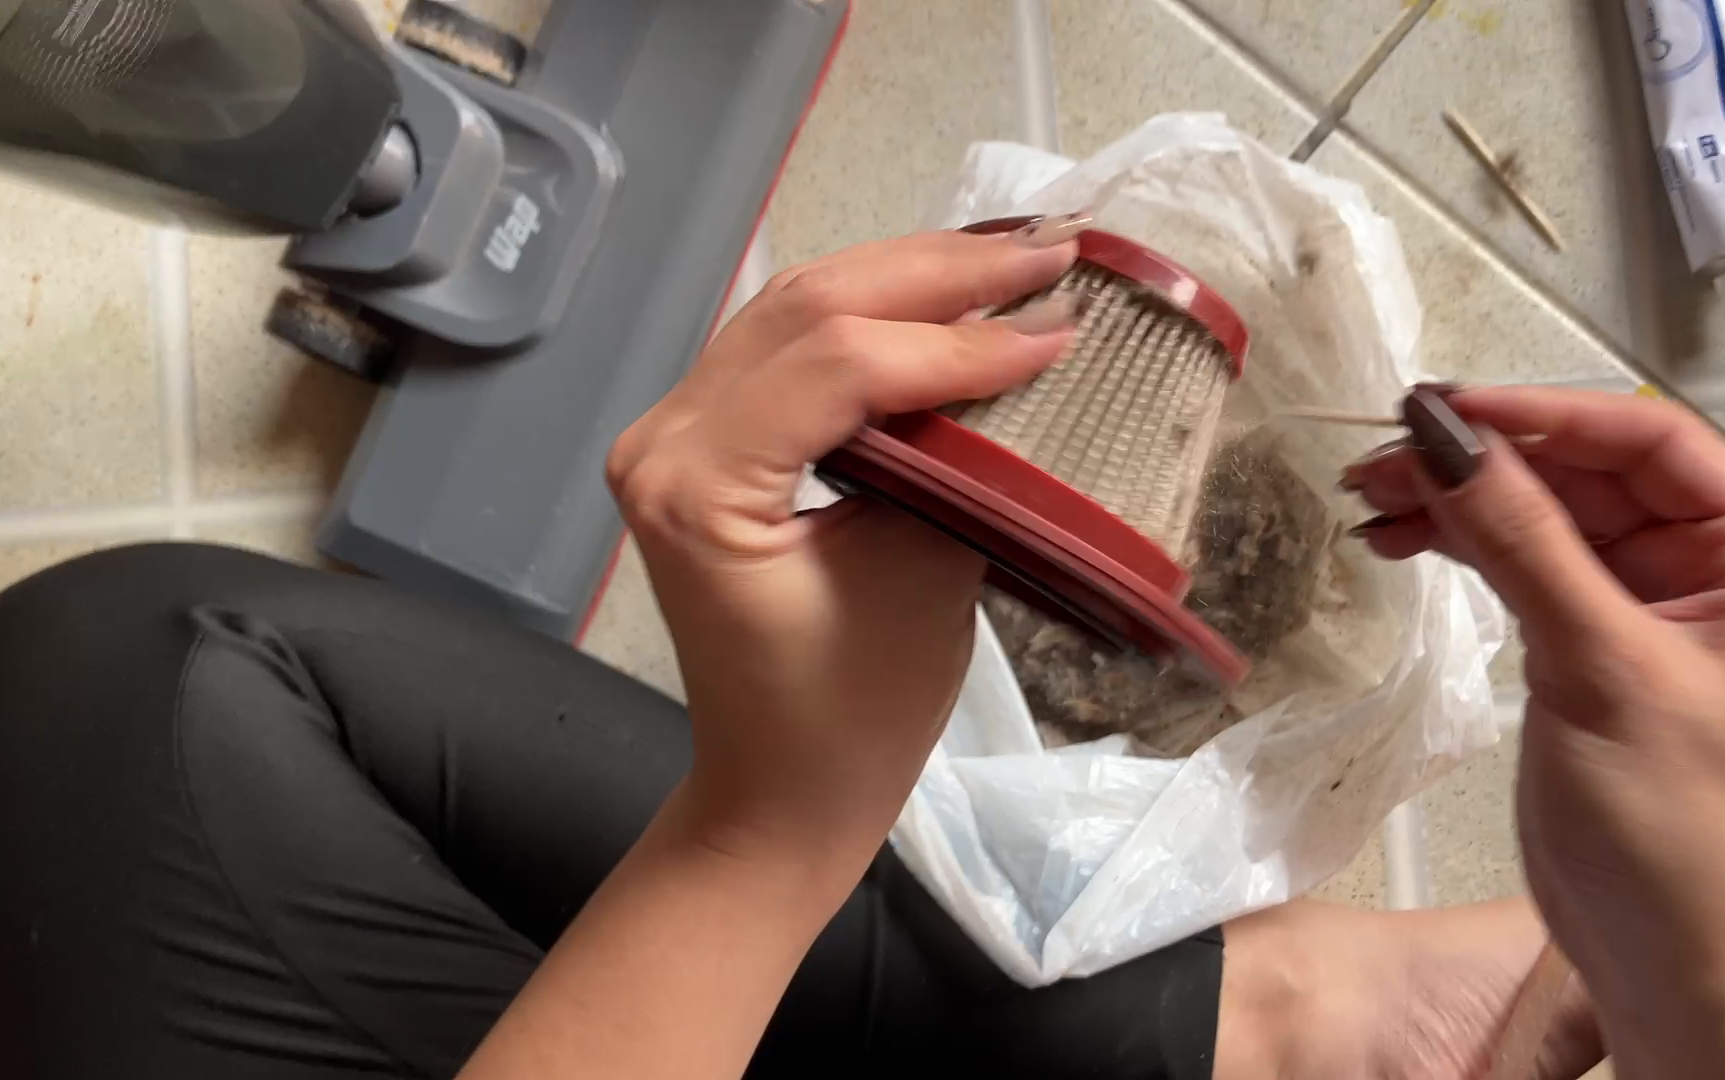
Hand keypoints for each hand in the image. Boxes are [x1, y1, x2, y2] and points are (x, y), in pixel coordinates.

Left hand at [606, 221, 1084, 868]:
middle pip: (809, 307)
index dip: (960, 338)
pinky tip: (937, 299)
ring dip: (908, 276)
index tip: (1059, 325)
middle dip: (940, 271)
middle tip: (1048, 248)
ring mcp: (676, 435)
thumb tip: (1013, 368)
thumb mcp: (922, 580)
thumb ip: (962, 461)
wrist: (781, 788)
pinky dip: (871, 317)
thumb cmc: (853, 720)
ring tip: (1007, 258)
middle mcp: (665, 438)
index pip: (840, 362)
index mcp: (700, 483)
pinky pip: (789, 351)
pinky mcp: (706, 446)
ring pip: (796, 311)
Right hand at [1341, 387, 1724, 1075]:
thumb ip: (1525, 548)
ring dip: (1447, 504)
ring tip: (1368, 501)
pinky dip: (1449, 545)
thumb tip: (1448, 448)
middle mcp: (1692, 564)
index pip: (1646, 444)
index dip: (1540, 415)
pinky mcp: (1567, 632)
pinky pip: (1505, 561)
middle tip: (1376, 463)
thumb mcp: (1600, 665)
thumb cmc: (1666, 814)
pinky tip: (1396, 541)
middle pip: (1571, 477)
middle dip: (1474, 465)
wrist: (1651, 935)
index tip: (1440, 410)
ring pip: (1527, 517)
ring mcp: (1624, 598)